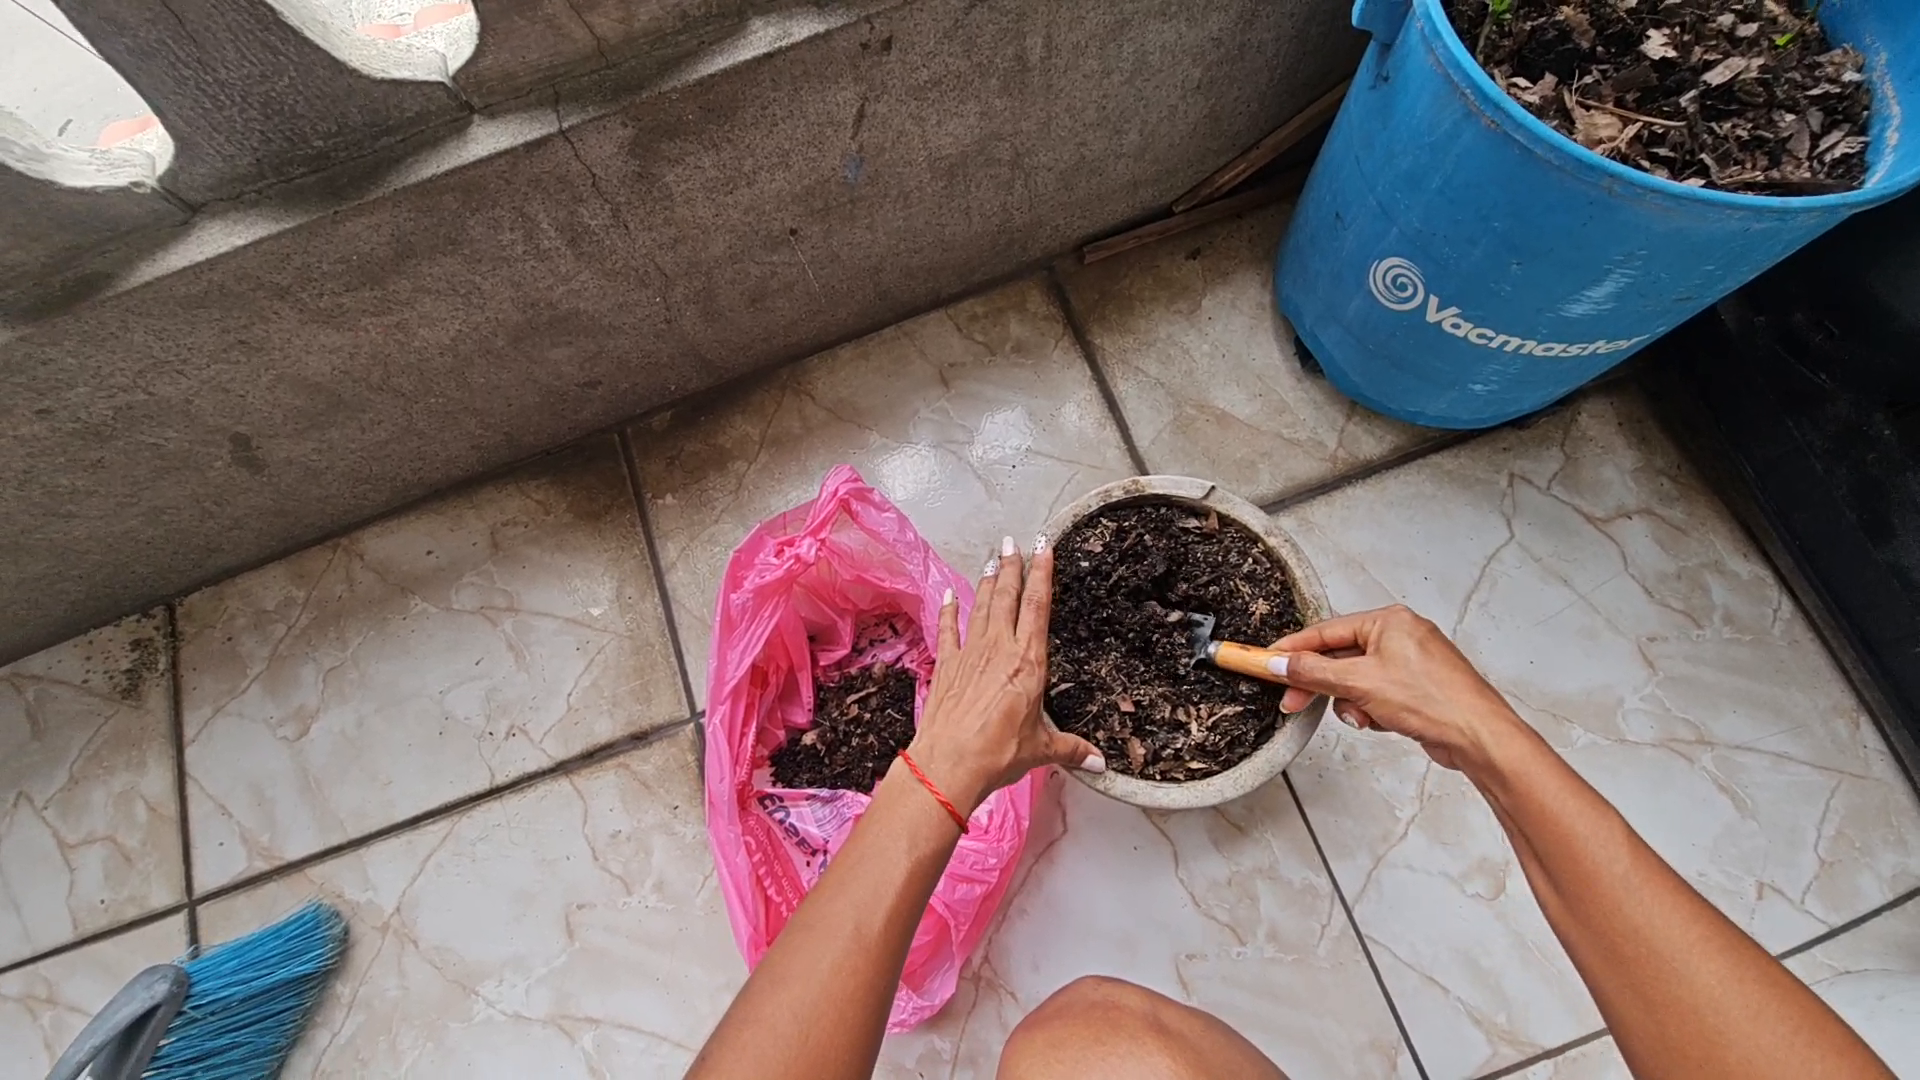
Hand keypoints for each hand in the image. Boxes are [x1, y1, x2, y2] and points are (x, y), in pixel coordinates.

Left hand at [907, 535, 1105, 815]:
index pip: (1037, 606)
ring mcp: (970, 653)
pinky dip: (948, 610)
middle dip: (1011, 567)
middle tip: (1012, 541)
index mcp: (1028, 661)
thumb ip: (1071, 749)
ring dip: (987, 582)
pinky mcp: (947, 665)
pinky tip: (948, 594)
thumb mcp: (1041, 749)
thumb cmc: (999, 752)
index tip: (1043, 548)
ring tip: (992, 559)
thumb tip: (1100, 763)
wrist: (949, 761)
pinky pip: (948, 629)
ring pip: (981, 606)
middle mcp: (999, 648)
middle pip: (1007, 597)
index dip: (1041, 574)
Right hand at [1270, 605, 1524, 769]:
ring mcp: (1409, 662)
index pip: (1324, 631)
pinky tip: (1379, 720)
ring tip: (1361, 715)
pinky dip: (1369, 708)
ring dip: (1349, 701)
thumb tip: (1280, 663)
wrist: (1480, 739)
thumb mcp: (1358, 682)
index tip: (1269, 662)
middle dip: (1319, 683)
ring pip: (1354, 679)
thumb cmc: (1435, 701)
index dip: (1293, 650)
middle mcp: (1399, 636)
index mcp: (1388, 621)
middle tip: (1293, 699)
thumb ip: (1312, 671)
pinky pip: (1373, 693)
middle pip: (1338, 656)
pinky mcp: (1415, 687)